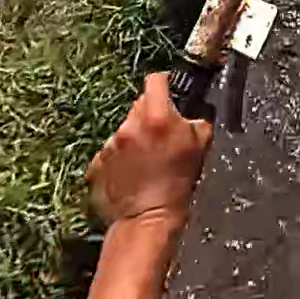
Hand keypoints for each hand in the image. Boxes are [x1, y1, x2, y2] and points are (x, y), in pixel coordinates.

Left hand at [88, 72, 213, 234]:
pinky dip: (121, 156)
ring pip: (125, 128)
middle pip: (140, 105)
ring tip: (147, 158)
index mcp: (157, 116)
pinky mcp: (97, 163)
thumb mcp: (202, 142)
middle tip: (162, 133)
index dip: (164, 83)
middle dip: (151, 114)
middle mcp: (130, 126)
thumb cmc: (179, 180)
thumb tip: (191, 111)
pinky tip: (133, 171)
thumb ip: (196, 119)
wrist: (148, 217)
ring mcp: (110, 145)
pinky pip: (112, 150)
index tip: (169, 90)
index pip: (155, 81)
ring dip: (135, 136)